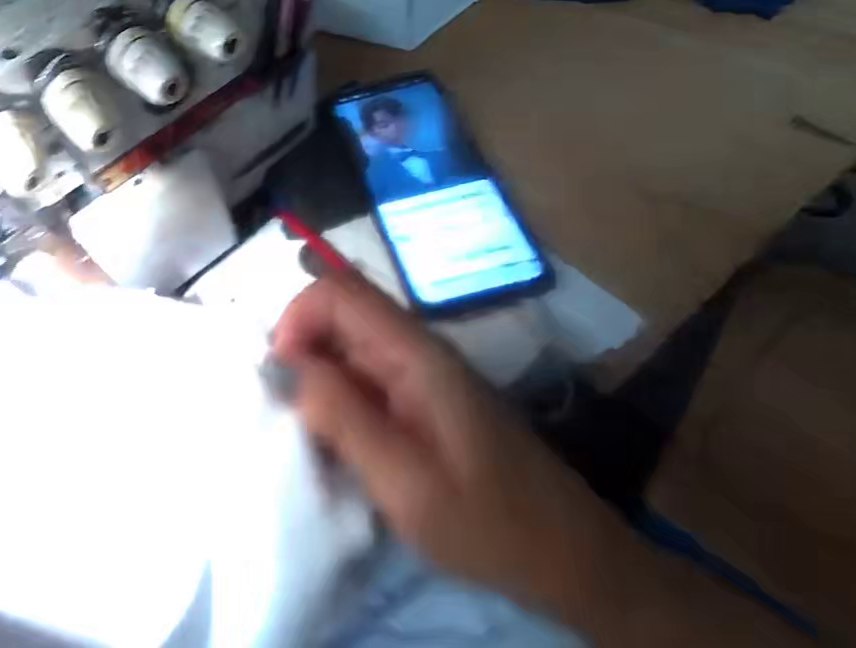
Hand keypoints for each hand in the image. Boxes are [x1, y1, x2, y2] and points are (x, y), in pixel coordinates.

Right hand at [272, 275, 802, 644]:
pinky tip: (334, 435)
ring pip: (347, 340)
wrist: (575, 562)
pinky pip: (362, 371)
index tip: (281, 375)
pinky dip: (335, 391)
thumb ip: (343, 418)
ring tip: (306, 425)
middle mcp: (415, 347)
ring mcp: (420, 370)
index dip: (297, 317)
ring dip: (315, 369)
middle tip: (288, 406)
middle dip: (299, 345)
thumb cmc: (491, 525)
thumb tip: (284, 367)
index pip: (340, 292)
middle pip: (340, 310)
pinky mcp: (421, 395)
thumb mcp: (407, 485)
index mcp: (416, 353)